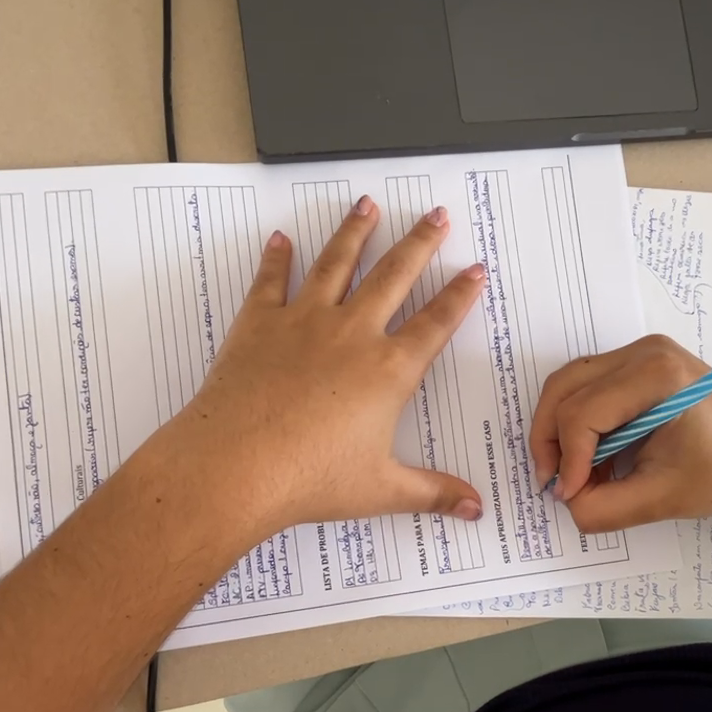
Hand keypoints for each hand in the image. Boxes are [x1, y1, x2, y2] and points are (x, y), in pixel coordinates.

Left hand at [151, 196, 487, 533]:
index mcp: (388, 371)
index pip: (436, 323)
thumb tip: (474, 508)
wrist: (236, 466)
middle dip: (420, 242)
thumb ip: (433, 493)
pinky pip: (270, 281)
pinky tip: (280, 239)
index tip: (475, 269)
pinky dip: (275, 259)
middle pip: (394, 276)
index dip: (460, 295)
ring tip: (368, 203)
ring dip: (356, 232)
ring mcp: (304, 323)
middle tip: (435, 214)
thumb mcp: (382, 490)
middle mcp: (351, 335)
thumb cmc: (310, 479)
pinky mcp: (258, 324)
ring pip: (337, 263)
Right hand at [530, 335, 711, 532]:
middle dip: (549, 440)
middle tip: (551, 483)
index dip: (568, 460)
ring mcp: (640, 354)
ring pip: (568, 386)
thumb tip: (566, 503)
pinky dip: (577, 425)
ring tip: (570, 474)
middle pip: (564, 390)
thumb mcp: (661, 499)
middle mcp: (643, 352)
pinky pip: (587, 389)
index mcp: (656, 374)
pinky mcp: (638, 366)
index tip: (570, 498)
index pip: (582, 413)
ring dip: (559, 431)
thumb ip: (603, 508)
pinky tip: (591, 461)